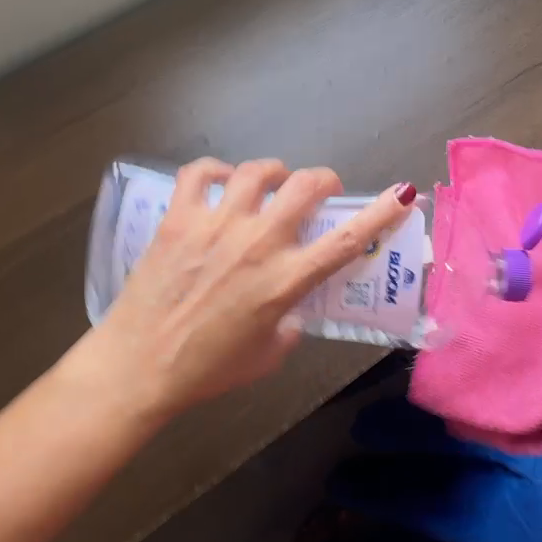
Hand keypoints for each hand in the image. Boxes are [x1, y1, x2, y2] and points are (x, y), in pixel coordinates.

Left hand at [73, 158, 415, 420]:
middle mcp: (257, 243)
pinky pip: (200, 173)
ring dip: (272, 172)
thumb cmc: (207, 370)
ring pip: (257, 170)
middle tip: (319, 190)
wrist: (138, 368)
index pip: (345, 241)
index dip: (381, 213)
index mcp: (284, 281)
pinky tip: (218, 182)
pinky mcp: (178, 218)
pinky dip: (214, 170)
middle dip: (321, 179)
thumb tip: (292, 308)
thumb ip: (290, 325)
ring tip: (270, 183)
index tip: (403, 194)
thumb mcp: (267, 356)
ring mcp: (215, 225)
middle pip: (304, 186)